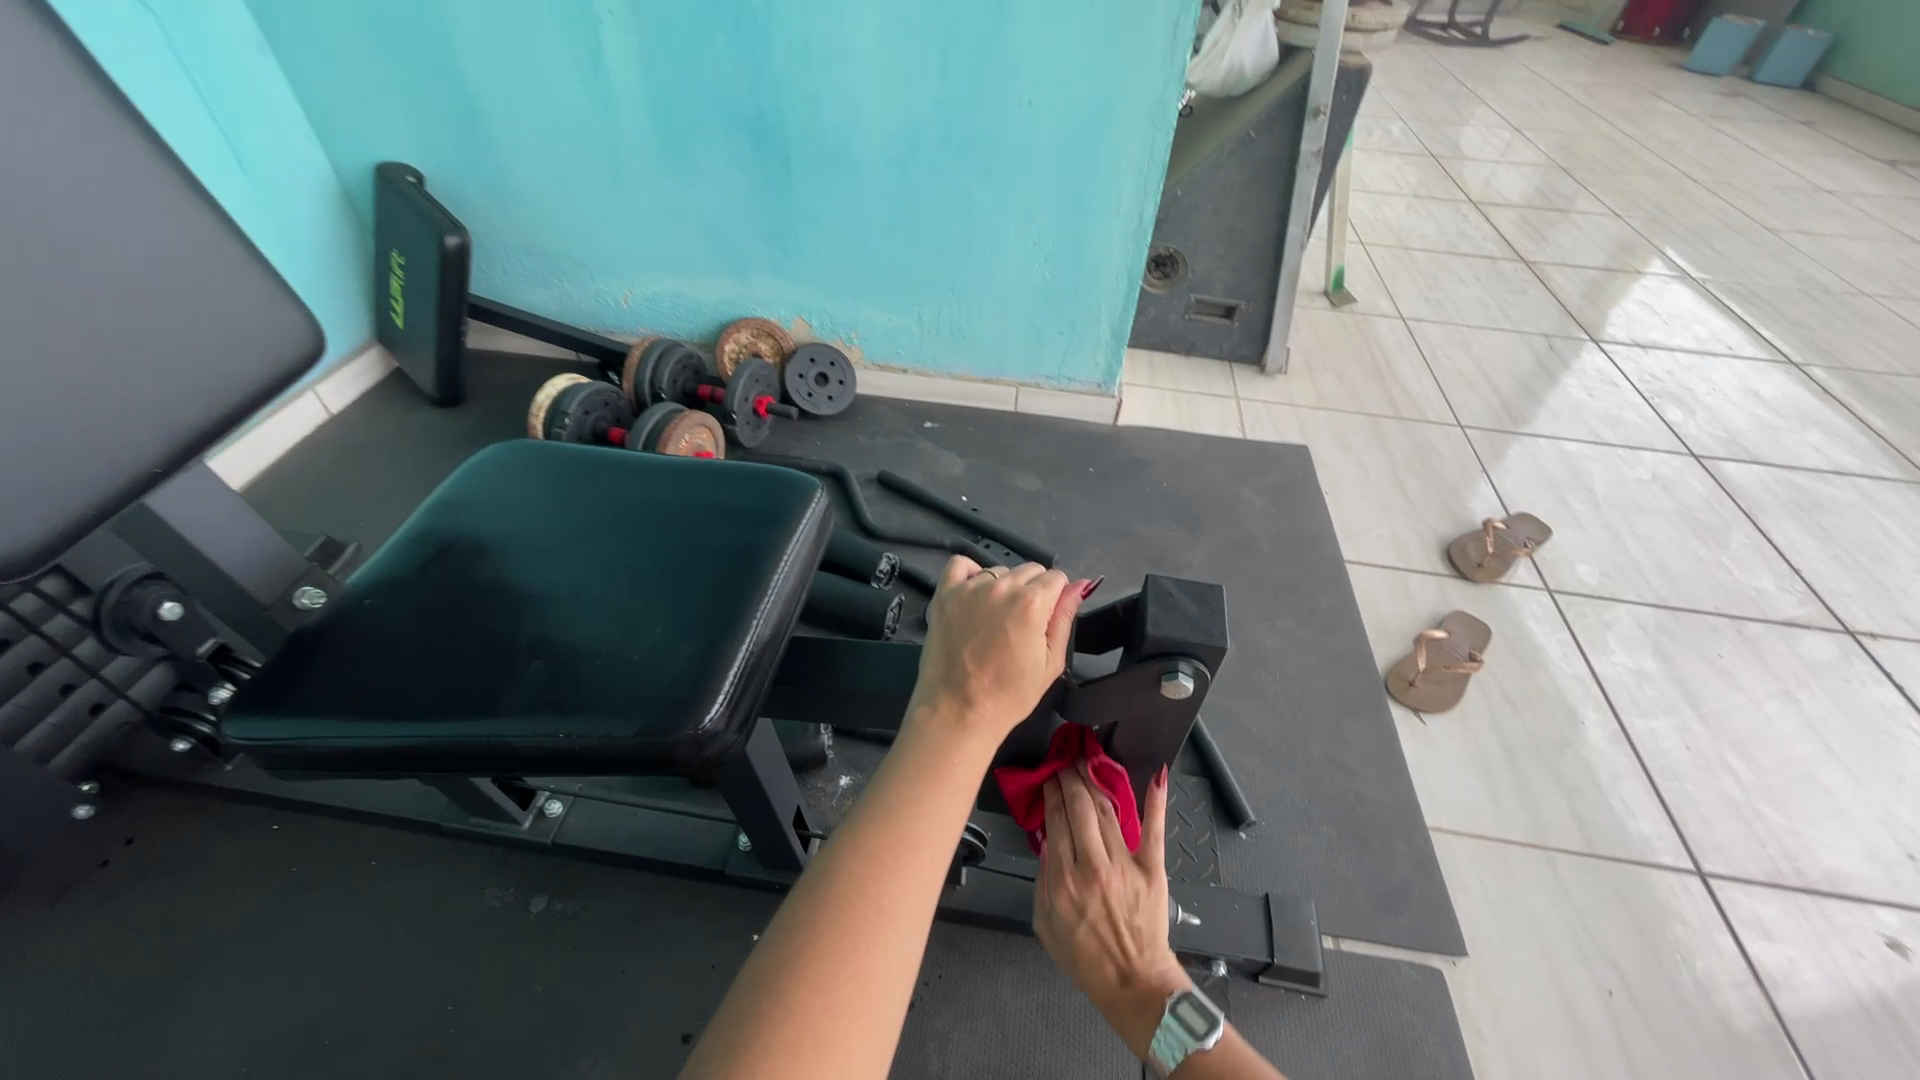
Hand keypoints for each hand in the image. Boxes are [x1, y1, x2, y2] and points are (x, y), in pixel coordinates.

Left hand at [905, 557, 1084, 747]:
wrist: (957, 711)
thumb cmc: (1007, 696)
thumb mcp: (1050, 662)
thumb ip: (1065, 618)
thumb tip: (1079, 586)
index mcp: (1031, 603)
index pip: (1056, 578)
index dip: (1057, 597)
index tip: (1047, 618)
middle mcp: (1001, 587)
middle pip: (1029, 570)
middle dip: (1033, 591)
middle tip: (1023, 624)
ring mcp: (969, 589)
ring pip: (999, 571)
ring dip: (1003, 587)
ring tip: (995, 620)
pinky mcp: (944, 595)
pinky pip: (961, 565)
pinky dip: (971, 573)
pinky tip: (975, 595)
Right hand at [1033, 763, 1190, 1058]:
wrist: (1131, 983)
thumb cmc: (1085, 958)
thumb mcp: (1044, 922)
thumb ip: (1042, 880)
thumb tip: (1048, 842)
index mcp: (1063, 879)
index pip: (1056, 820)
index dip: (1052, 793)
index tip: (1049, 779)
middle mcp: (1092, 866)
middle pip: (1079, 808)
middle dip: (1070, 779)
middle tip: (1065, 763)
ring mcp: (1124, 865)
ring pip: (1108, 812)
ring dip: (1096, 783)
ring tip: (1088, 765)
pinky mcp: (1152, 870)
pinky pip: (1154, 830)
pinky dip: (1156, 802)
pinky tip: (1158, 776)